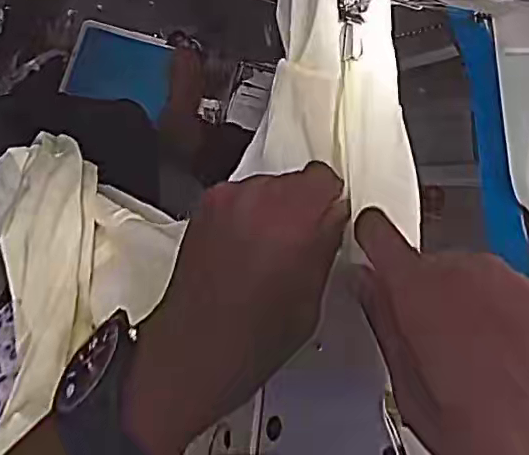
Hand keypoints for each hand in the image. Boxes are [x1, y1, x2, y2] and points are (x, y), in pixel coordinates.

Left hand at [122, 163, 347, 454]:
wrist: (195, 350)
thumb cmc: (251, 338)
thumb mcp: (312, 298)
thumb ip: (327, 243)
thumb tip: (333, 218)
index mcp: (300, 218)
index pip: (326, 178)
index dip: (329, 199)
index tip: (328, 215)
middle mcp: (265, 198)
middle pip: (296, 179)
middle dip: (300, 205)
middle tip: (296, 241)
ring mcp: (234, 197)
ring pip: (268, 185)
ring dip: (271, 207)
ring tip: (264, 249)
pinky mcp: (209, 203)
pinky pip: (239, 194)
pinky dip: (243, 212)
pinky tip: (241, 247)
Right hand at [353, 208, 528, 454]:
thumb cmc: (477, 425)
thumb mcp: (405, 383)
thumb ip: (383, 319)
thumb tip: (369, 289)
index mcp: (414, 285)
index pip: (378, 233)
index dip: (369, 234)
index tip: (367, 236)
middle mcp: (454, 266)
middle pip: (421, 259)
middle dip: (417, 288)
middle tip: (422, 334)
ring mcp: (492, 272)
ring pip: (457, 267)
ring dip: (453, 292)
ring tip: (460, 347)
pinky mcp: (521, 283)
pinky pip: (489, 278)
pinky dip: (484, 299)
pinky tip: (488, 342)